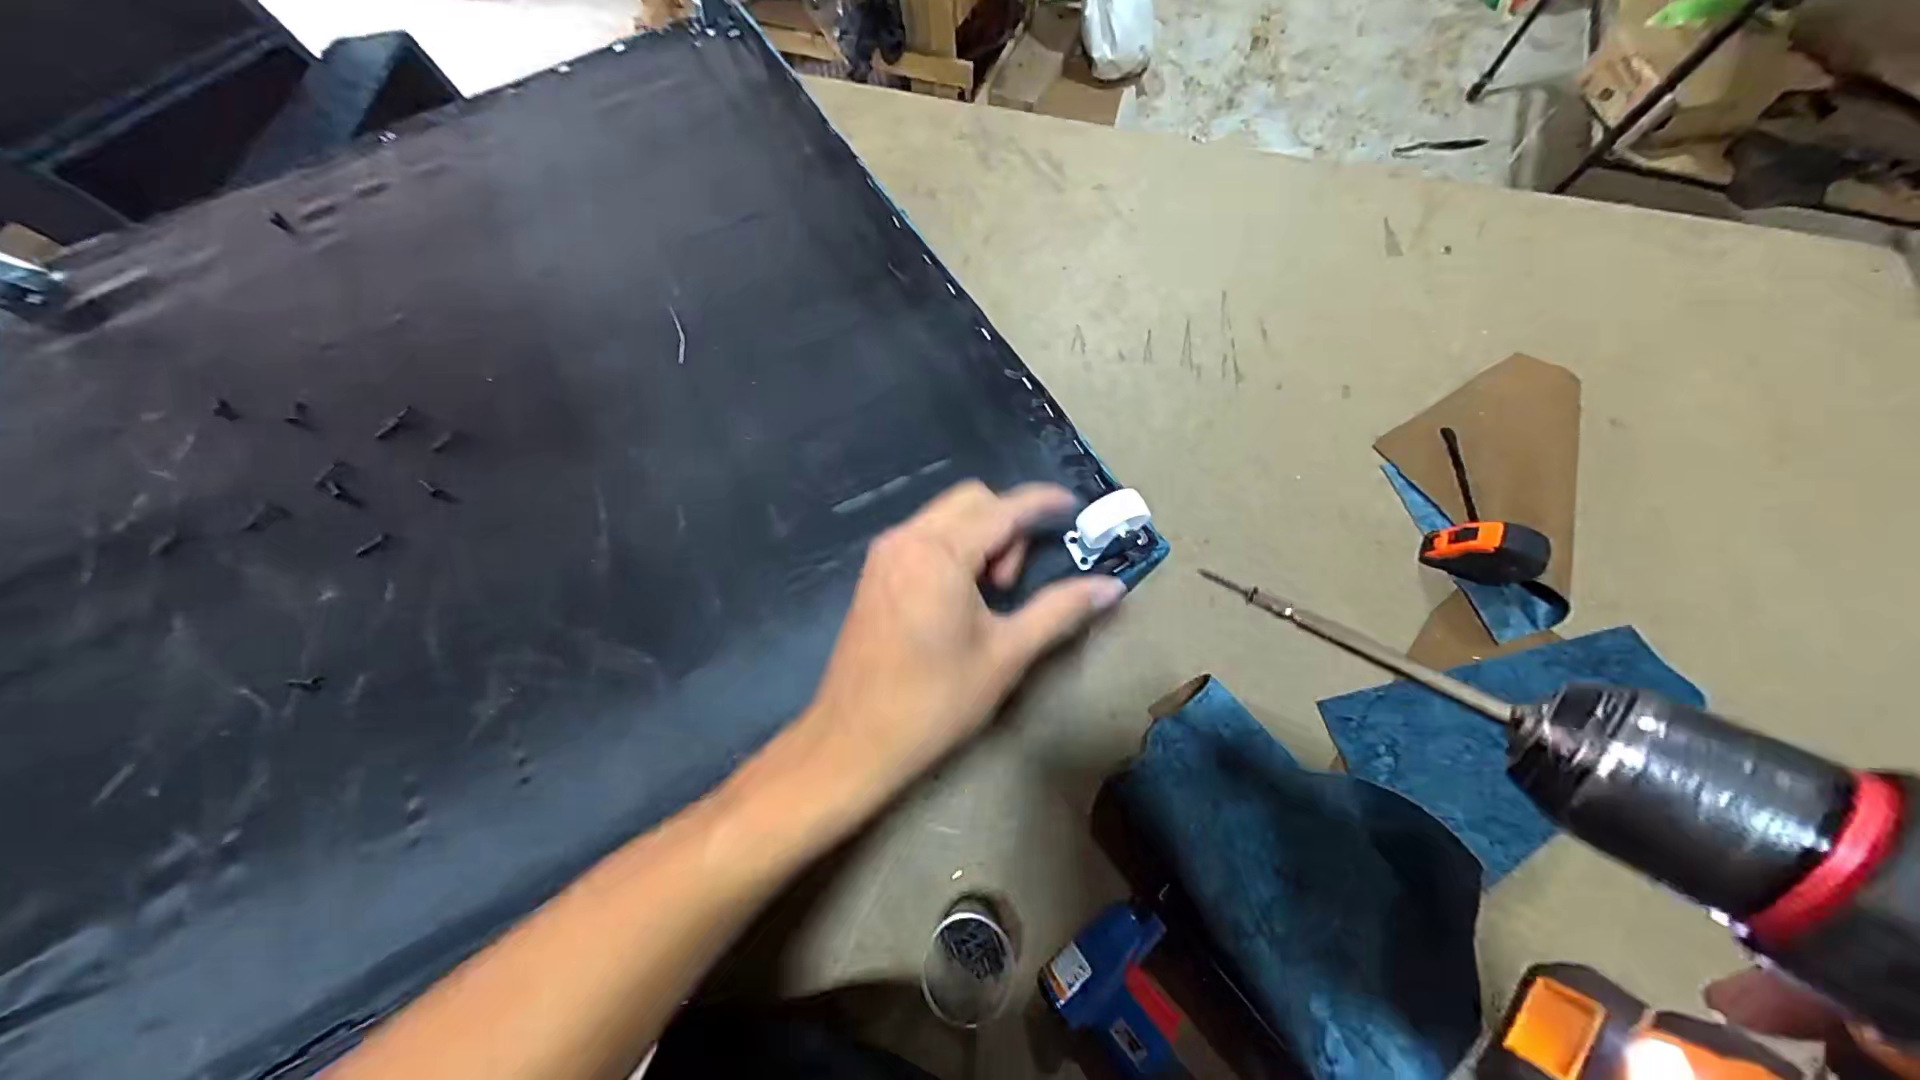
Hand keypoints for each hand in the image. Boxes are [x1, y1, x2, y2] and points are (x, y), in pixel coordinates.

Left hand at [798, 480, 1127, 794]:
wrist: (853, 739)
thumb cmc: (934, 701)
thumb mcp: (1006, 654)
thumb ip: (1060, 610)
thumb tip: (1111, 587)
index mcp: (939, 552)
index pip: (1004, 509)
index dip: (1043, 503)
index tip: (1074, 505)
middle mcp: (906, 538)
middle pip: (972, 501)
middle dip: (1008, 525)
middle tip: (1014, 583)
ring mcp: (885, 554)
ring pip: (946, 516)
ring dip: (980, 537)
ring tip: (989, 595)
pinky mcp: (874, 573)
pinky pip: (924, 537)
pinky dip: (953, 548)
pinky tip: (959, 597)